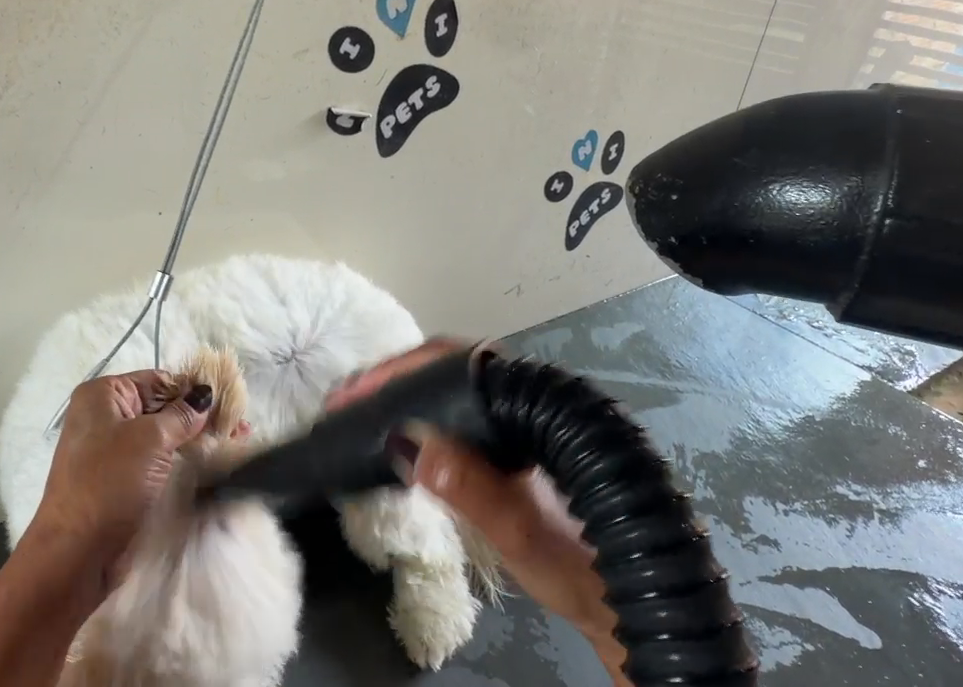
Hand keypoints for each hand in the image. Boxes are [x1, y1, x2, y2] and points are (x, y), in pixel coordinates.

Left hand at [27, 370, 213, 582]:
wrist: (77, 551)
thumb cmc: (110, 482)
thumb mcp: (150, 439)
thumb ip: (182, 415)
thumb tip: (205, 394)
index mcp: (102, 394)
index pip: (158, 380)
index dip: (193, 389)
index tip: (231, 402)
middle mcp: (104, 416)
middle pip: (161, 406)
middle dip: (198, 416)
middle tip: (240, 427)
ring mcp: (111, 449)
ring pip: (161, 435)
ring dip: (194, 438)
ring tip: (233, 444)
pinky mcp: (121, 479)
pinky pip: (157, 459)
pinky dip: (182, 459)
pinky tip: (210, 462)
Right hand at [327, 342, 626, 679]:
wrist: (617, 601)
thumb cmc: (572, 564)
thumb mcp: (517, 530)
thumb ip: (471, 488)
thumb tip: (413, 443)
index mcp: (530, 404)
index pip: (454, 362)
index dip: (400, 370)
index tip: (356, 392)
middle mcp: (525, 400)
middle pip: (447, 367)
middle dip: (393, 378)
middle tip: (345, 399)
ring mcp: (518, 422)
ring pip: (450, 388)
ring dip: (404, 395)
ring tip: (359, 411)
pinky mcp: (511, 444)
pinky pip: (455, 412)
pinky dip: (419, 415)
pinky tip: (397, 434)